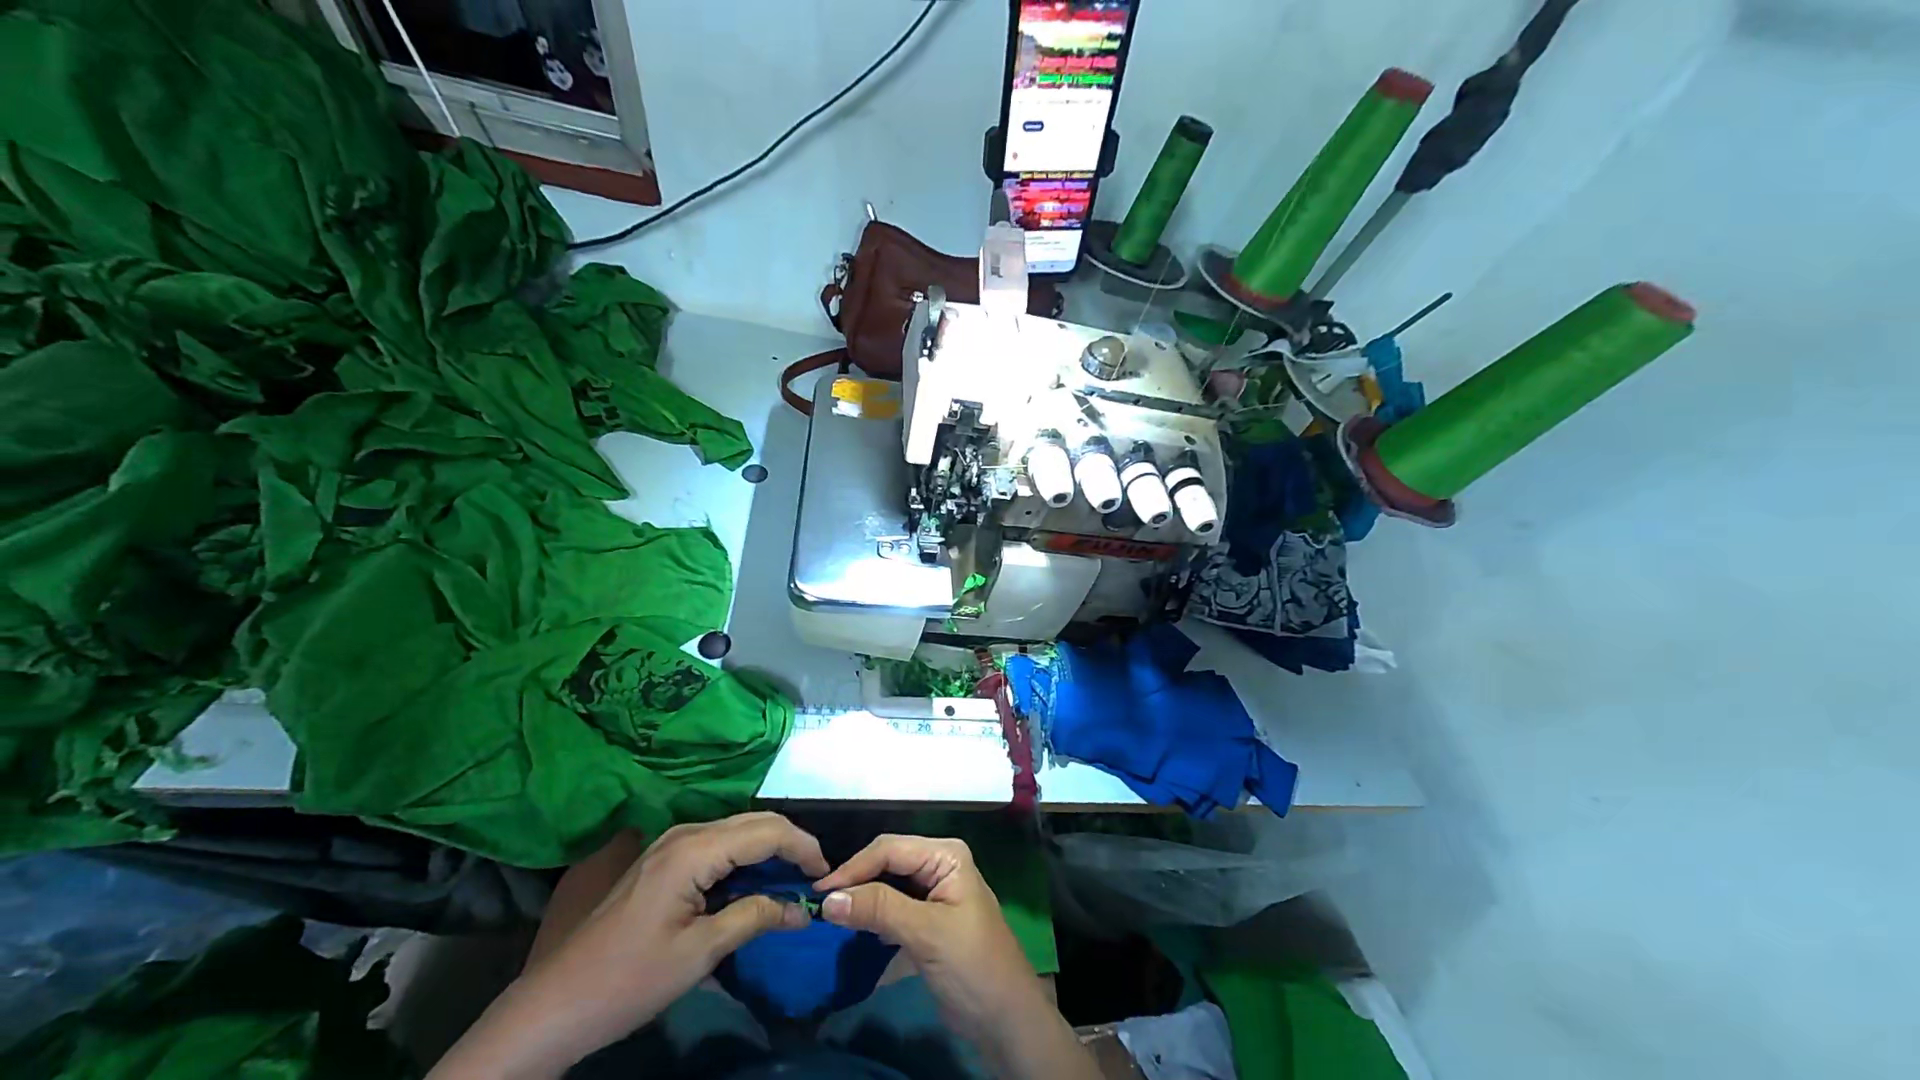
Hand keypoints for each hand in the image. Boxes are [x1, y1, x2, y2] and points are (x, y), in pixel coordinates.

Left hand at [431, 813, 827, 1079]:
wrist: (555, 1004)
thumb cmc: (630, 980)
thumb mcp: (700, 953)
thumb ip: (754, 917)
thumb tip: (802, 907)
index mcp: (693, 851)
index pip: (766, 831)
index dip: (803, 848)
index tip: (827, 876)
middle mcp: (683, 834)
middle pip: (753, 821)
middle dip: (790, 844)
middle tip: (815, 878)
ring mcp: (669, 843)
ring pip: (736, 829)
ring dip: (768, 848)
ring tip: (792, 880)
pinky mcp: (662, 859)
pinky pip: (716, 843)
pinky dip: (744, 856)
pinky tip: (754, 881)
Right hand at [815, 835, 1099, 1079]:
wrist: (1004, 1019)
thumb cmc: (972, 965)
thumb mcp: (926, 933)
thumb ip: (879, 909)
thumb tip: (828, 898)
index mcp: (946, 855)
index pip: (889, 849)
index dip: (853, 868)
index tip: (818, 892)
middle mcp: (939, 865)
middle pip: (886, 863)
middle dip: (856, 881)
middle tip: (819, 905)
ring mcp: (933, 892)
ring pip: (886, 885)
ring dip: (862, 899)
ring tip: (830, 916)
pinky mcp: (926, 920)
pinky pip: (891, 907)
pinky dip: (873, 916)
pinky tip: (855, 929)